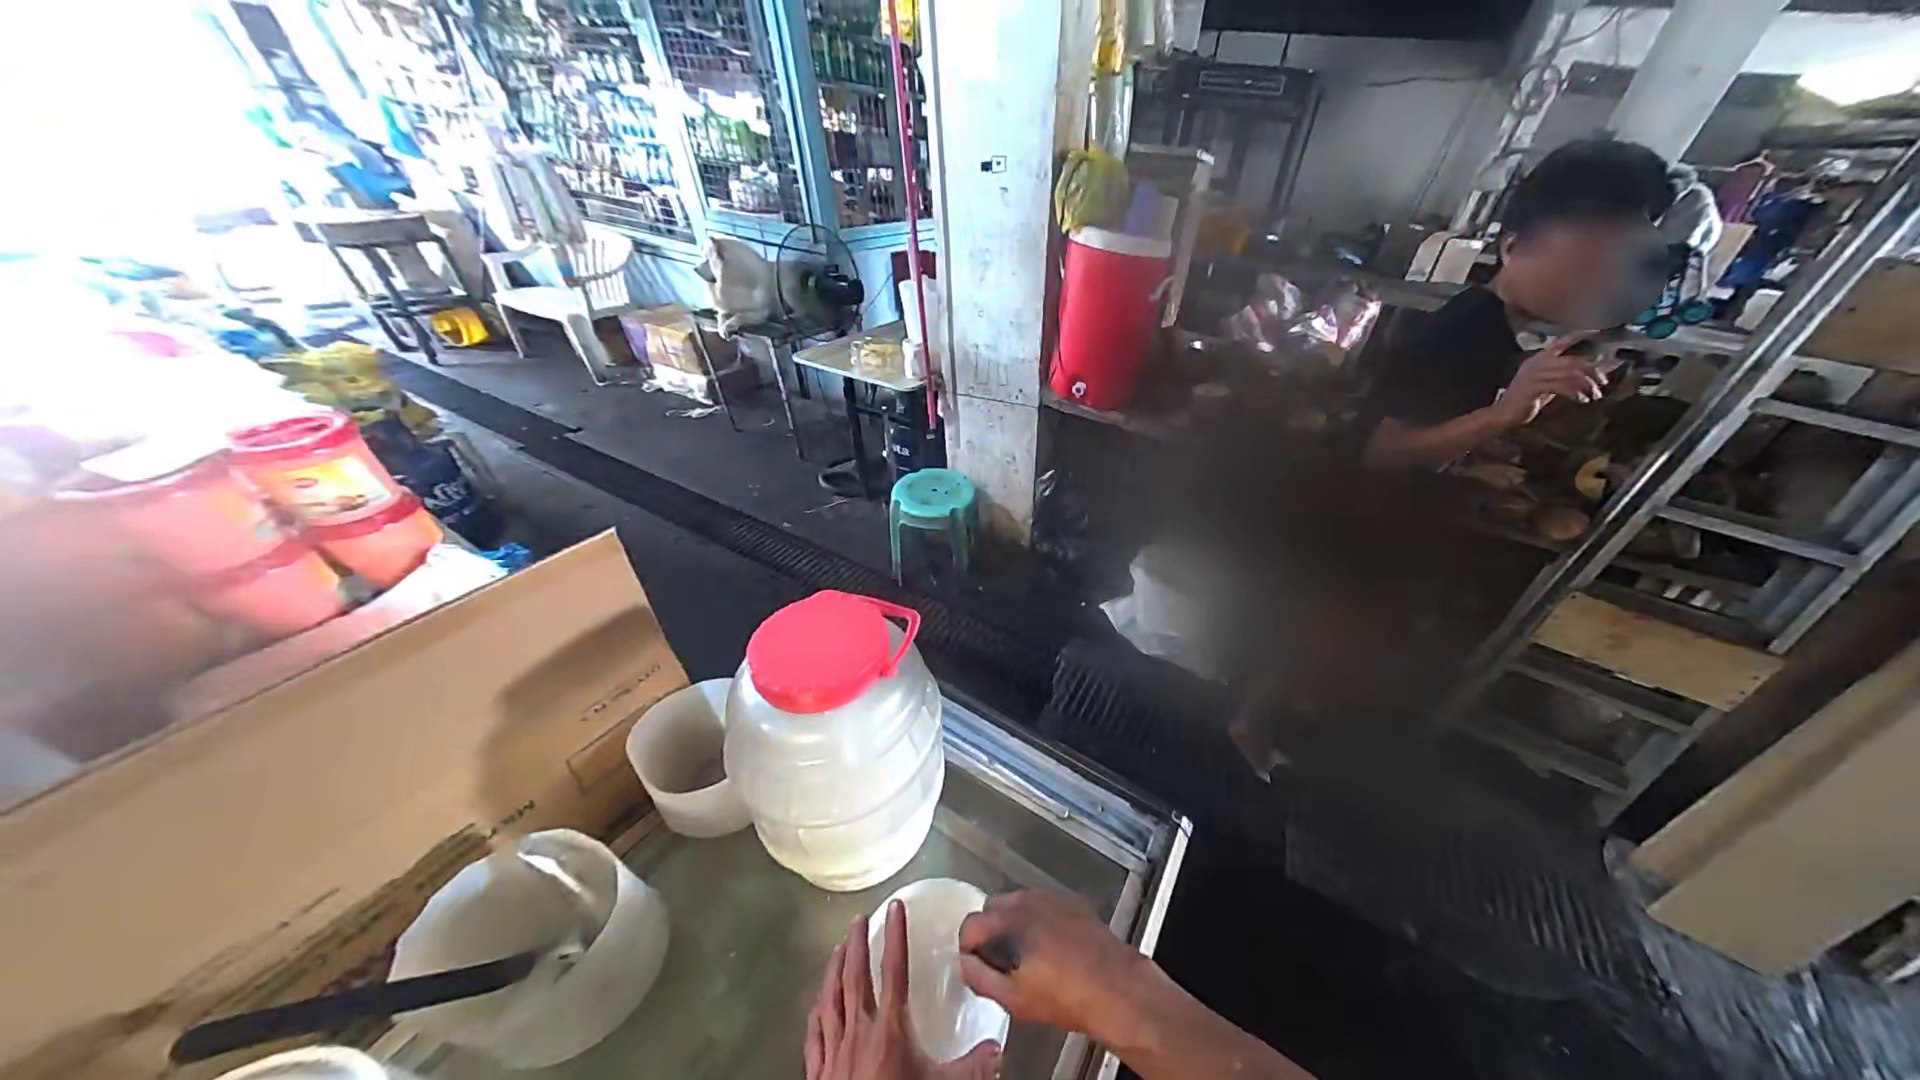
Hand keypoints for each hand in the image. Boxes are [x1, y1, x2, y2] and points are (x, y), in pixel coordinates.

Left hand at [807, 901, 1001, 1079]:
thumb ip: (973, 1068)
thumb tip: (998, 1049)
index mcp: (890, 1029)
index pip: (894, 970)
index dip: (896, 936)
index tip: (896, 908)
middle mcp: (859, 1032)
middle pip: (855, 976)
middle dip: (857, 944)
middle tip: (858, 919)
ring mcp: (835, 1052)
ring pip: (831, 998)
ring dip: (834, 969)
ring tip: (837, 948)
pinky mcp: (818, 1074)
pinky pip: (815, 1036)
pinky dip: (816, 1014)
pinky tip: (816, 1004)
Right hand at [957, 890, 1156, 1044]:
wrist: (1115, 987)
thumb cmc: (1065, 997)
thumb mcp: (1015, 1000)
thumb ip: (981, 978)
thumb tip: (965, 963)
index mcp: (1008, 922)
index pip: (971, 923)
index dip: (968, 944)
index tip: (974, 961)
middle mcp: (1026, 901)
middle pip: (993, 907)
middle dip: (990, 929)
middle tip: (999, 958)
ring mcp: (1050, 897)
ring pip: (1018, 902)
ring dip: (1014, 920)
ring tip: (1027, 951)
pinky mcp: (1070, 900)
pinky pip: (1043, 903)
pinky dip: (1038, 917)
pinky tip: (1051, 943)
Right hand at [1495, 334, 1605, 426]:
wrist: (1504, 414)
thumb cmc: (1527, 400)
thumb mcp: (1547, 383)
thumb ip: (1564, 374)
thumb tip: (1594, 366)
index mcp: (1537, 360)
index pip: (1558, 344)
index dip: (1575, 337)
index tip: (1593, 332)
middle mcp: (1535, 364)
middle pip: (1572, 361)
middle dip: (1592, 371)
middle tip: (1602, 382)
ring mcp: (1532, 375)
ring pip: (1569, 375)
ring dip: (1586, 385)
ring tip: (1594, 395)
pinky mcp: (1533, 387)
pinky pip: (1561, 386)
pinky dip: (1575, 393)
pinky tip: (1582, 400)